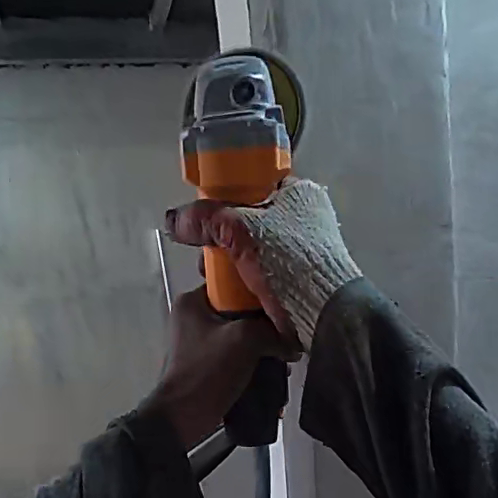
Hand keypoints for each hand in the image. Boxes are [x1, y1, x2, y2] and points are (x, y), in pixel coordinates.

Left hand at [143, 287, 294, 449]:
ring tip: (282, 362)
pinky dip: (254, 364)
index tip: (280, 307)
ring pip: (242, 336)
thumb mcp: (244, 340)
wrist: (184, 417)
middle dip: (266, 328)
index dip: (259, 292)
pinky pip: (237, 356)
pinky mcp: (208, 365)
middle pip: (240, 311)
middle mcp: (194, 317)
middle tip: (284, 340)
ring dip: (263, 350)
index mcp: (193, 301)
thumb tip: (292, 343)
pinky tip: (272, 375)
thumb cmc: (207, 372)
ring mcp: (200, 343)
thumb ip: (272, 332)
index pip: (232, 283)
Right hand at [164, 177, 362, 350]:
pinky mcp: (300, 279)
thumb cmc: (289, 260)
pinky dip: (246, 280)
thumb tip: (174, 220)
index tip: (208, 212)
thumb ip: (205, 220)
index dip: (228, 195)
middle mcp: (305, 218)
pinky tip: (232, 289)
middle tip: (208, 250)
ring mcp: (305, 250)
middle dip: (225, 237)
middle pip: (251, 219)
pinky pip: (264, 273)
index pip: (255, 184)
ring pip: (256, 249)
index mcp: (299, 193)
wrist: (323, 313)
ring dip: (232, 262)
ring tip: (214, 274)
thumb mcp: (241, 231)